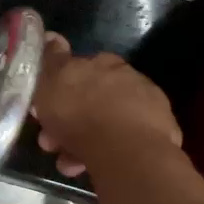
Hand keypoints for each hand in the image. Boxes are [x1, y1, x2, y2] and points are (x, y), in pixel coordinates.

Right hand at [32, 33, 181, 177]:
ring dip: (82, 141)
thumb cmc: (80, 112)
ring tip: (68, 164)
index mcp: (103, 62)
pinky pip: (122, 141)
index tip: (44, 109)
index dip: (58, 90)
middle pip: (91, 99)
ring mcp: (147, 105)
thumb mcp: (51, 81)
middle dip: (69, 120)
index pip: (77, 69)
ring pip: (104, 123)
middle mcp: (128, 78)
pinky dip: (104, 152)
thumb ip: (50, 59)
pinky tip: (90, 167)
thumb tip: (51, 35)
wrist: (126, 149)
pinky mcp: (159, 132)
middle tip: (51, 142)